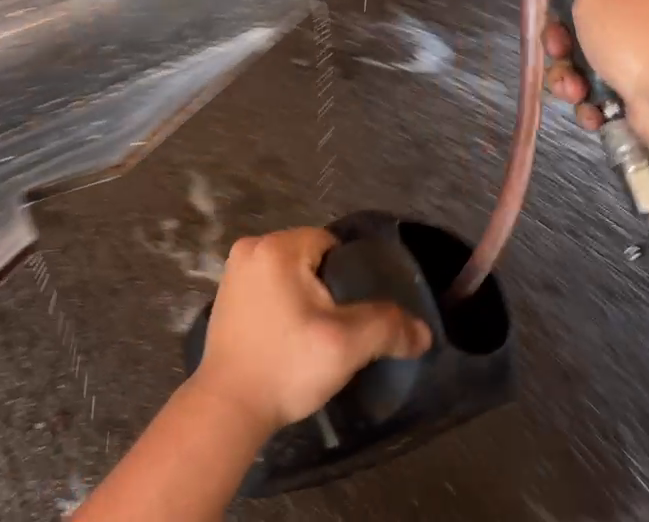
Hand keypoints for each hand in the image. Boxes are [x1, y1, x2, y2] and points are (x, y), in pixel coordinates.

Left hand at [190, 227, 431, 433]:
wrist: (230, 404)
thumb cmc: (287, 364)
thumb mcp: (347, 344)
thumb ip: (388, 327)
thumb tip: (423, 331)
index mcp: (275, 247)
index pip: (328, 243)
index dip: (350, 273)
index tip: (357, 308)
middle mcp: (249, 249)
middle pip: (308, 257)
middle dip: (328, 286)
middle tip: (341, 325)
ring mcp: (232, 272)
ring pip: (288, 274)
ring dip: (305, 298)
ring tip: (317, 334)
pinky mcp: (225, 296)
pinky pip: (268, 289)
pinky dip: (283, 305)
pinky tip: (291, 337)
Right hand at [540, 0, 648, 157]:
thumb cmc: (642, 34)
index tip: (551, 2)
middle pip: (589, 14)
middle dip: (562, 38)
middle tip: (558, 48)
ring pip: (591, 53)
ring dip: (570, 72)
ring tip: (573, 87)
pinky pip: (605, 85)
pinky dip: (591, 97)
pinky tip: (590, 105)